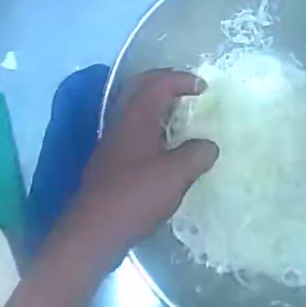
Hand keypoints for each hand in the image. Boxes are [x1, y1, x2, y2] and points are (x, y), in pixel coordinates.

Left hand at [61, 70, 217, 260]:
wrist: (95, 226)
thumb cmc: (137, 194)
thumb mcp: (176, 175)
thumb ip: (196, 155)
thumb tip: (210, 145)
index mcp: (137, 114)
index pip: (159, 83)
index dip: (182, 80)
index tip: (203, 87)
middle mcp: (121, 118)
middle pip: (141, 85)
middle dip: (164, 80)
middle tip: (187, 87)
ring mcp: (112, 136)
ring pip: (133, 104)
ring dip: (154, 100)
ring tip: (178, 112)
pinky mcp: (109, 155)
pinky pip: (131, 124)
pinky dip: (148, 120)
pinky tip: (161, 141)